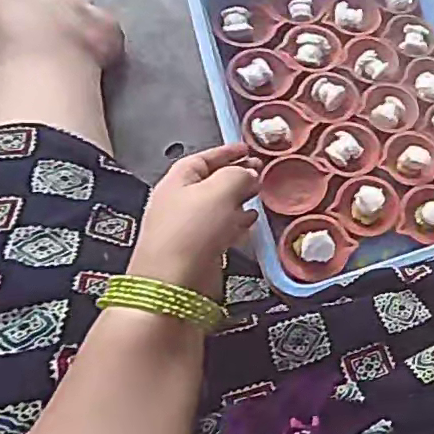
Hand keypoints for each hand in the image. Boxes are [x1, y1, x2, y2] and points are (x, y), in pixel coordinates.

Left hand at [128, 143, 259, 298]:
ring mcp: (188, 227)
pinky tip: (250, 221)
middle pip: (211, 181)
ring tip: (260, 194)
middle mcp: (180, 201)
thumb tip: (250, 174)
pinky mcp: (199, 249)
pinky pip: (222, 227)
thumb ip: (238, 175)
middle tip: (260, 172)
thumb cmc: (192, 230)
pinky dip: (237, 221)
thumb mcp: (219, 190)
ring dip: (239, 198)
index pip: (203, 158)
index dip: (227, 152)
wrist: (174, 283)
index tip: (248, 149)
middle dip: (236, 175)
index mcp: (177, 181)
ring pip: (218, 205)